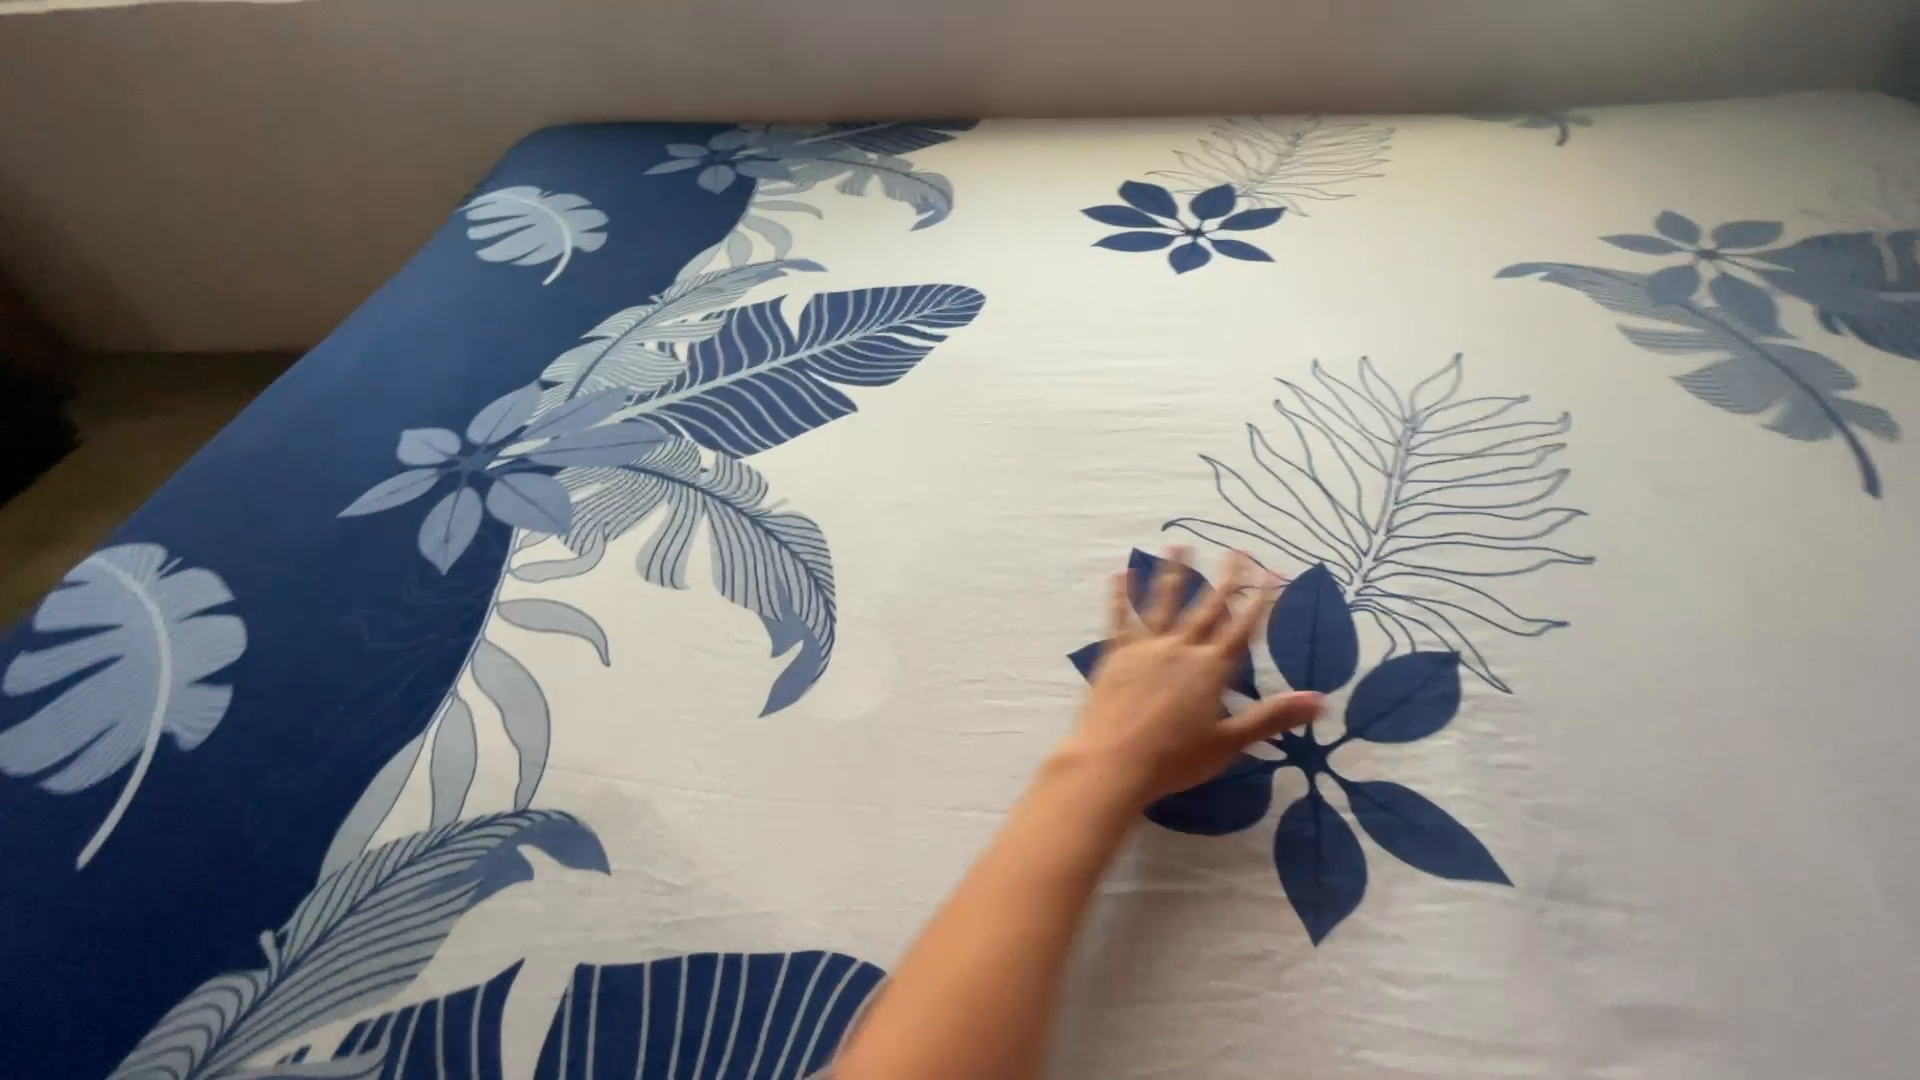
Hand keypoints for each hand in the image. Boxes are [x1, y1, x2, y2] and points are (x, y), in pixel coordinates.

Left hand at [1056, 546, 1322, 806]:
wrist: (1114, 761)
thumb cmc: (1175, 758)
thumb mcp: (1230, 742)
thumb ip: (1273, 717)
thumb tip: (1321, 700)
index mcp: (1211, 670)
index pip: (1241, 629)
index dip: (1258, 602)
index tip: (1270, 574)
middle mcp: (1181, 649)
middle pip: (1206, 607)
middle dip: (1224, 578)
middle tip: (1235, 549)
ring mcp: (1146, 648)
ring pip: (1163, 602)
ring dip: (1173, 573)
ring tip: (1178, 544)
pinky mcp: (1115, 655)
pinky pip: (1120, 618)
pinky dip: (1121, 595)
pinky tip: (1120, 573)